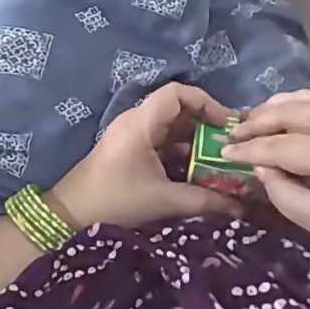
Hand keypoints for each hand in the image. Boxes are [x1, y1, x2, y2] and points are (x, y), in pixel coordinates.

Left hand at [49, 83, 244, 228]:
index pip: (177, 93)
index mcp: (140, 123)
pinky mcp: (130, 151)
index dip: (206, 102)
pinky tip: (197, 173)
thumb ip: (203, 201)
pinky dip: (181, 154)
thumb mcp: (163, 200)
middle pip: (178, 109)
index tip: (225, 124)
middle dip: (206, 125)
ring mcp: (131, 136)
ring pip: (171, 128)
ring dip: (195, 142)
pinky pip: (162, 143)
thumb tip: (239, 207)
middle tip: (230, 144)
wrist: (69, 216)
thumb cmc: (114, 200)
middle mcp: (136, 122)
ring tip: (219, 161)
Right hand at [221, 90, 309, 265]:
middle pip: (288, 112)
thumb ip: (289, 198)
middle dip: (255, 122)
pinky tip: (282, 114)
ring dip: (273, 108)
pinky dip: (295, 103)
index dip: (248, 150)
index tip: (223, 153)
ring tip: (250, 123)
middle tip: (231, 135)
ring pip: (303, 99)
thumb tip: (261, 170)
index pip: (280, 146)